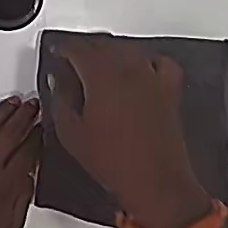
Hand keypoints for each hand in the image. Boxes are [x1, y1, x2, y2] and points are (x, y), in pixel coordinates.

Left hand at [0, 97, 41, 227]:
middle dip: (25, 115)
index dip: (38, 134)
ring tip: (12, 102)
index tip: (43, 125)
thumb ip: (23, 197)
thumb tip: (29, 178)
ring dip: (2, 111)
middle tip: (33, 104)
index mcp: (8, 180)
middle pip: (12, 131)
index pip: (29, 149)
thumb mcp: (12, 222)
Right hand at [49, 41, 211, 227]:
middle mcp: (129, 72)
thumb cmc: (113, 161)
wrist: (155, 182)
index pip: (79, 50)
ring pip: (128, 49)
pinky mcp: (169, 91)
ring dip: (111, 50)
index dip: (64, 48)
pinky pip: (158, 62)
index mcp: (102, 78)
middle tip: (72, 56)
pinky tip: (138, 66)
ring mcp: (152, 79)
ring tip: (99, 60)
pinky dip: (145, 59)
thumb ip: (61, 99)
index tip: (57, 52)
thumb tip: (58, 82)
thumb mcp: (71, 132)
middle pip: (104, 45)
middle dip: (85, 47)